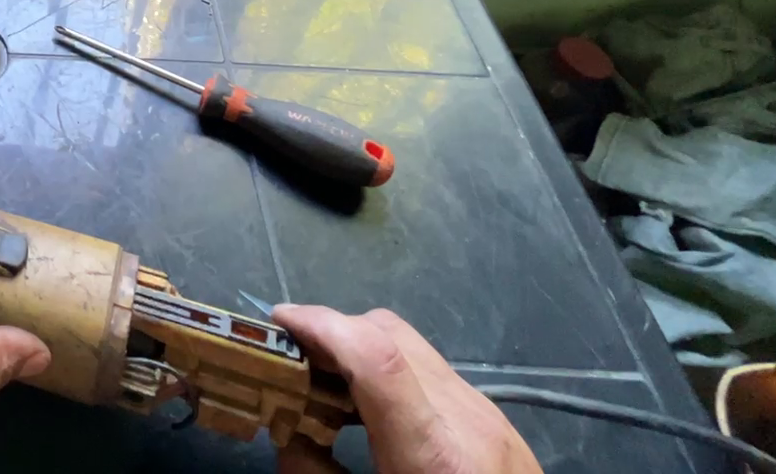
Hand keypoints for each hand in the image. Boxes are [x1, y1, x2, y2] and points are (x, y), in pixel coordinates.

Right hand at [271, 306, 540, 473]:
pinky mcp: (499, 423)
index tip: (277, 321)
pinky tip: (374, 407)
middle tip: (294, 356)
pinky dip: (388, 368)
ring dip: (358, 345)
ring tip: (328, 380)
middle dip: (330, 330)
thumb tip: (283, 432)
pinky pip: (431, 368)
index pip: (374, 355)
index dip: (319, 324)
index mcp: (436, 454)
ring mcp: (489, 417)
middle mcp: (467, 420)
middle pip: (386, 332)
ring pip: (409, 342)